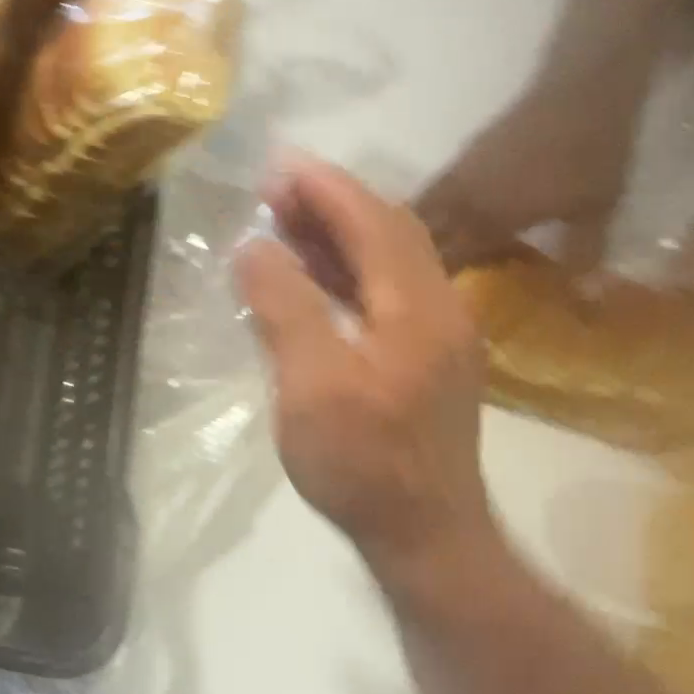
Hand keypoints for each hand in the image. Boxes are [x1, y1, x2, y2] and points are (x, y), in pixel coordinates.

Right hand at [236, 154, 495, 567]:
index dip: (326, 189)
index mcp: (416, 306)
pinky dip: (346, 277)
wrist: (423, 531)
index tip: (279, 163)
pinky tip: (314, 286)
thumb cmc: (361, 460)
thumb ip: (286, 310)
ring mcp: (436, 339)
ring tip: (284, 225)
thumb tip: (255, 248)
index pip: (373, 224)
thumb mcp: (311, 384)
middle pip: (389, 235)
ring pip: (389, 267)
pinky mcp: (425, 366)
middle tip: (274, 189)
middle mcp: (438, 309)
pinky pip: (384, 298)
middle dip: (331, 205)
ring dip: (338, 239)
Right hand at [415, 78, 649, 272]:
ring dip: (412, 239)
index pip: (451, 264)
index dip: (441, 285)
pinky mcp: (457, 163)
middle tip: (422, 280)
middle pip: (423, 244)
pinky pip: (428, 198)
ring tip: (414, 254)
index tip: (440, 300)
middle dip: (418, 264)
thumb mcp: (599, 205)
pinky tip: (434, 221)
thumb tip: (584, 292)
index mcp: (489, 224)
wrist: (582, 88)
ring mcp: (454, 183)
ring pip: (417, 221)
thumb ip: (584, 250)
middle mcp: (461, 208)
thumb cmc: (592, 151)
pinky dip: (423, 214)